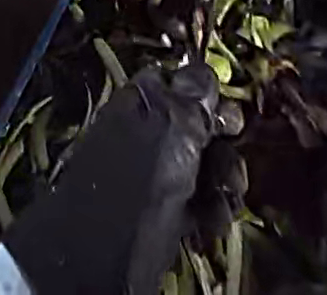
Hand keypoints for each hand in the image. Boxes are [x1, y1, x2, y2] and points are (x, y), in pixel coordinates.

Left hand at [4, 63, 218, 294]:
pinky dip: (209, 212)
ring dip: (222, 185)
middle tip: (231, 177)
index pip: (183, 82)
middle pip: (200, 128)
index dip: (211, 100)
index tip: (232, 123)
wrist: (94, 257)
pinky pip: (195, 201)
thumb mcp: (170, 130)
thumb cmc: (136, 182)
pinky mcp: (160, 212)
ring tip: (223, 208)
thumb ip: (192, 98)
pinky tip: (212, 227)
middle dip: (223, 152)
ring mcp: (153, 172)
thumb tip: (205, 69)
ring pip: (202, 166)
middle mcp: (148, 131)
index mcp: (143, 100)